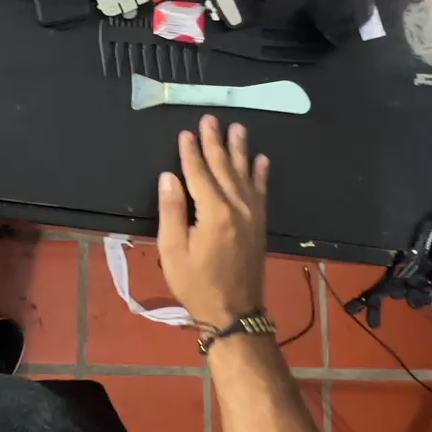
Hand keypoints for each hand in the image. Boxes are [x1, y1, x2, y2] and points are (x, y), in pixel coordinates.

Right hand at [157, 116, 269, 328]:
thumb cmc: (196, 284)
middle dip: (216, 142)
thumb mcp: (172, 250)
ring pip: (245, 175)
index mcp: (213, 213)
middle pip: (224, 168)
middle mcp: (237, 208)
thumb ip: (172, 211)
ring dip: (240, 150)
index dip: (191, 152)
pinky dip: (261, 174)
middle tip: (212, 119)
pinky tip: (261, 160)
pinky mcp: (259, 225)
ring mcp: (252, 215)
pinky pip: (261, 192)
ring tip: (238, 129)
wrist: (235, 313)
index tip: (187, 132)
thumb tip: (169, 177)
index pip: (199, 174)